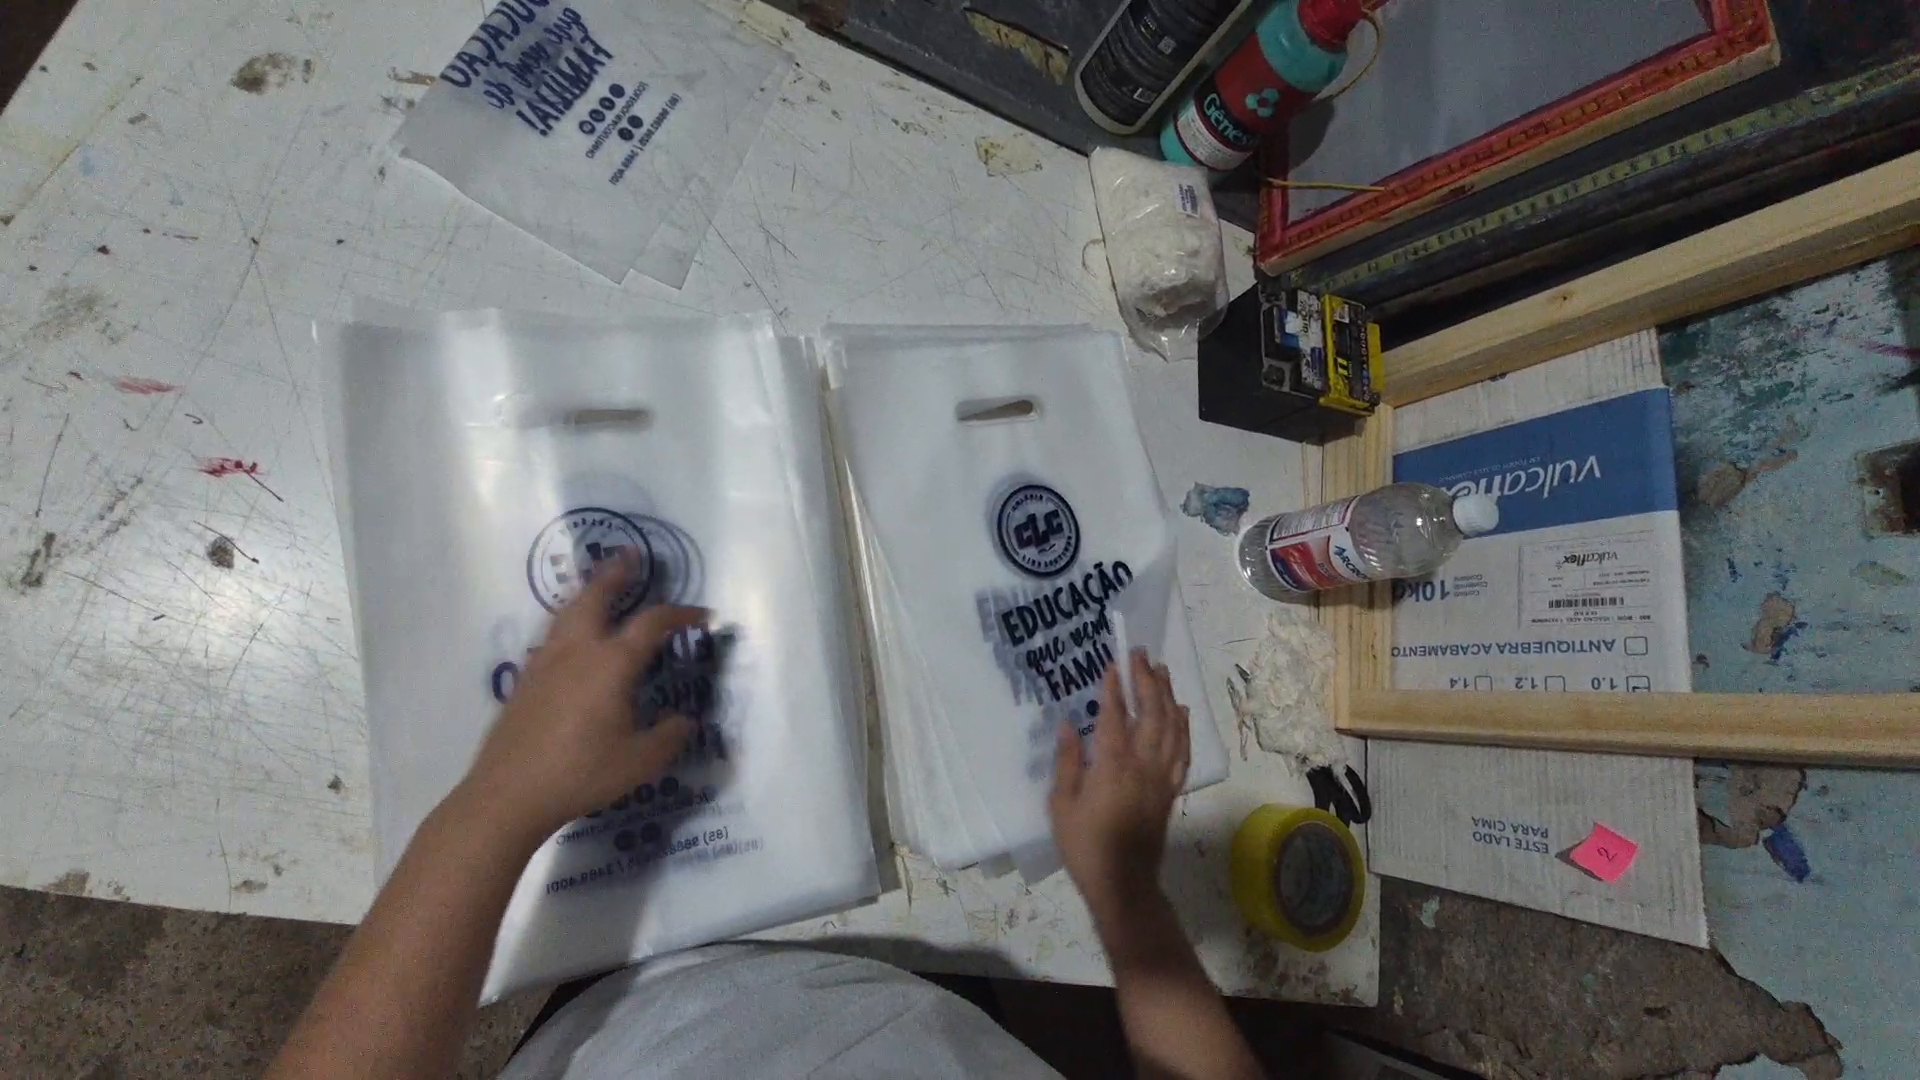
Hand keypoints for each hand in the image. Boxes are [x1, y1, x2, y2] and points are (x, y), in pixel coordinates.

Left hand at [458, 554, 705, 842]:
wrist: (507, 796)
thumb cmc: (582, 774)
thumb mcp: (641, 761)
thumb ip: (670, 736)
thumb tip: (685, 721)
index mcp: (612, 664)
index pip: (653, 623)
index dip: (682, 614)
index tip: (703, 616)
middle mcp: (578, 651)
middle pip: (597, 596)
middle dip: (617, 573)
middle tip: (630, 556)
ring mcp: (546, 662)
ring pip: (567, 610)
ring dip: (588, 590)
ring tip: (598, 582)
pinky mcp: (525, 679)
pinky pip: (551, 633)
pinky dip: (568, 618)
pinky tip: (571, 633)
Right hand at [1049, 650, 1191, 921]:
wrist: (1123, 883)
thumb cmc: (1085, 845)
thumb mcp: (1061, 804)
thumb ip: (1067, 761)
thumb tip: (1068, 724)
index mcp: (1112, 765)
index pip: (1115, 716)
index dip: (1114, 688)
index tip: (1112, 664)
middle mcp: (1142, 764)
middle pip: (1151, 713)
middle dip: (1147, 680)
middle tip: (1141, 655)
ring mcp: (1161, 777)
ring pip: (1171, 727)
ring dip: (1167, 696)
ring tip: (1162, 671)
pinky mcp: (1171, 790)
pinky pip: (1182, 751)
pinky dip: (1183, 727)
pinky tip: (1181, 711)